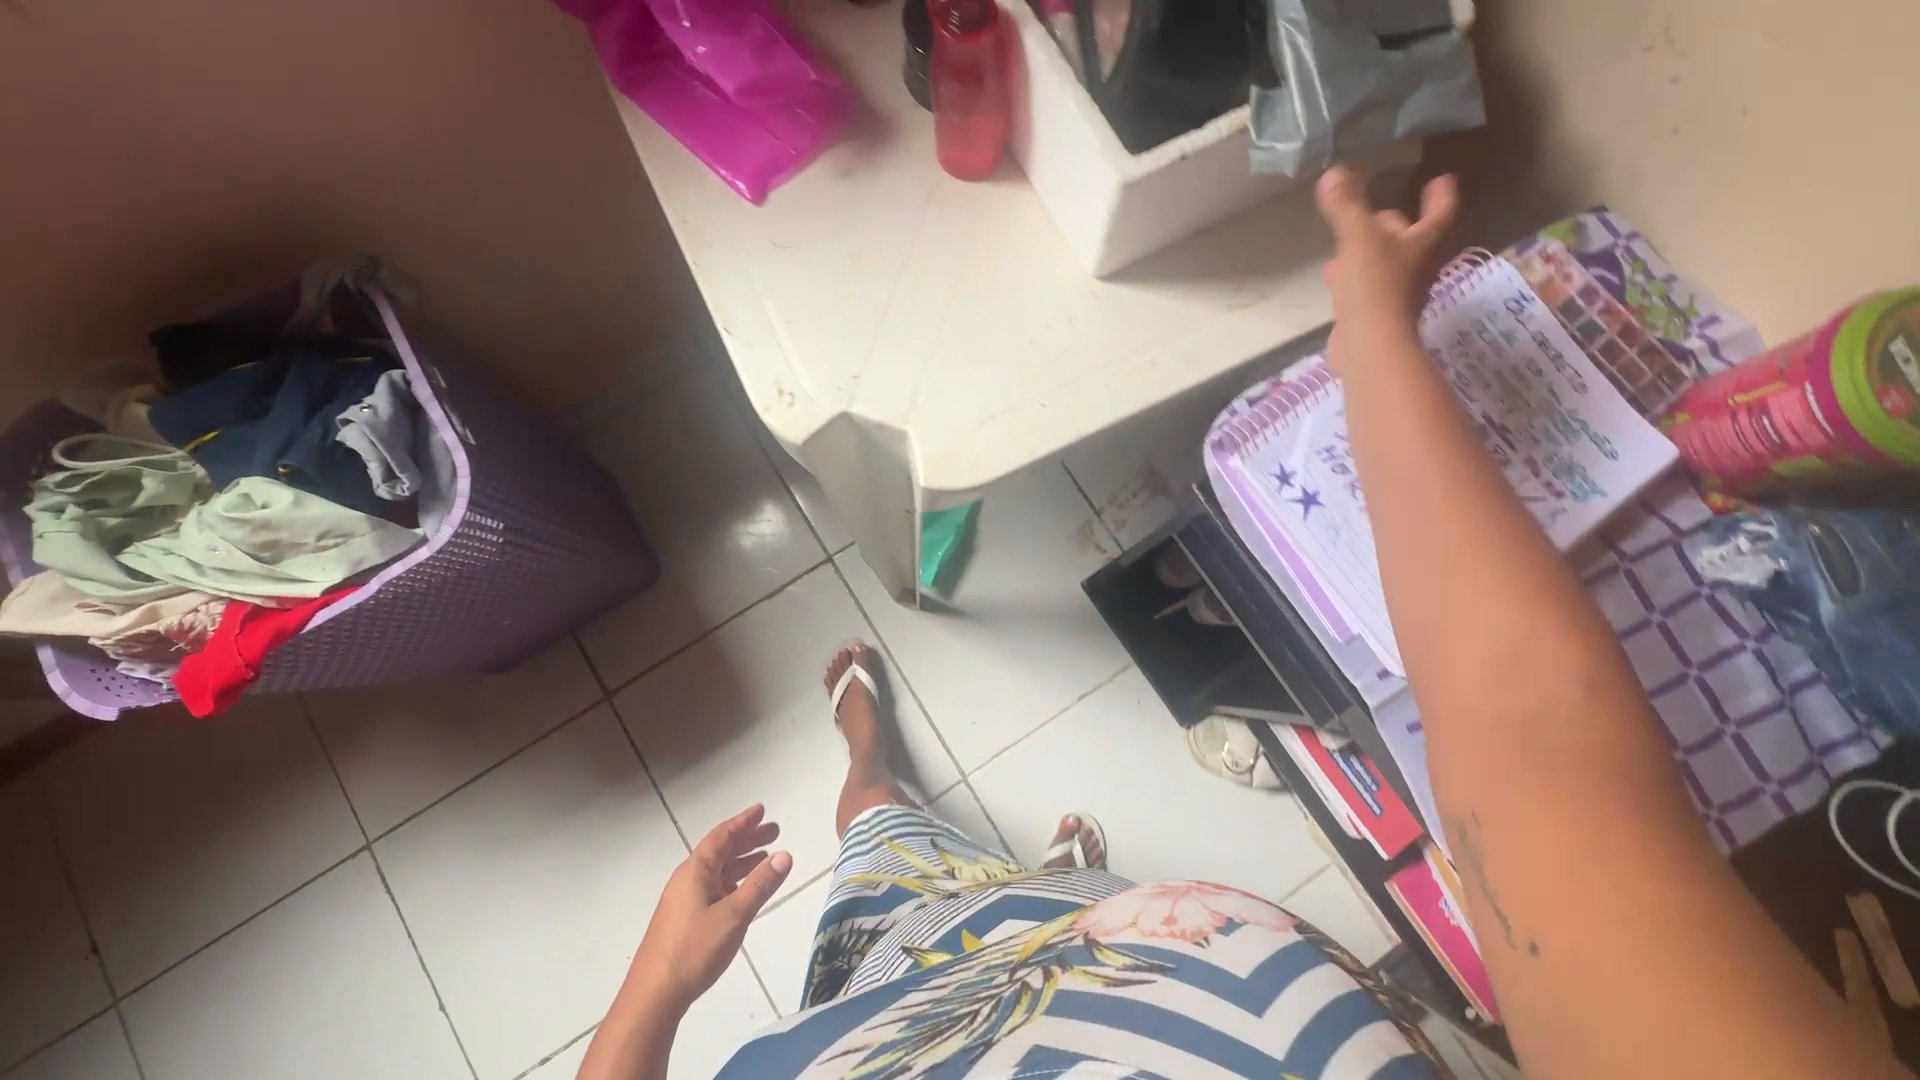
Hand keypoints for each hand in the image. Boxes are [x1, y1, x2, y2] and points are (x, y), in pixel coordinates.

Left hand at [628, 804, 792, 1012]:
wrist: (654, 995)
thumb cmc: (694, 950)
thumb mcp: (734, 916)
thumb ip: (760, 885)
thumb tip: (785, 855)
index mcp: (695, 871)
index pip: (722, 836)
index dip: (743, 822)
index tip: (762, 810)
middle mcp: (688, 880)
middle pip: (721, 851)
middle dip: (747, 840)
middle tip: (774, 831)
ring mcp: (685, 900)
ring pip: (718, 871)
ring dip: (742, 862)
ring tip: (767, 858)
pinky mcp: (685, 920)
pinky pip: (715, 888)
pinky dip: (734, 882)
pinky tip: (746, 891)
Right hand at [1314, 167, 1459, 373]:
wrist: (1370, 345)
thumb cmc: (1375, 286)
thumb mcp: (1358, 239)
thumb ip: (1346, 207)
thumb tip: (1333, 173)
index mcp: (1424, 245)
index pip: (1440, 213)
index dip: (1441, 196)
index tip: (1441, 179)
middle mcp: (1418, 269)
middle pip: (1413, 241)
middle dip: (1397, 226)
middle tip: (1381, 213)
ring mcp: (1398, 296)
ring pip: (1387, 266)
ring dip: (1370, 253)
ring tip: (1347, 244)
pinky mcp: (1375, 317)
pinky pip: (1367, 289)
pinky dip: (1353, 278)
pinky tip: (1334, 278)